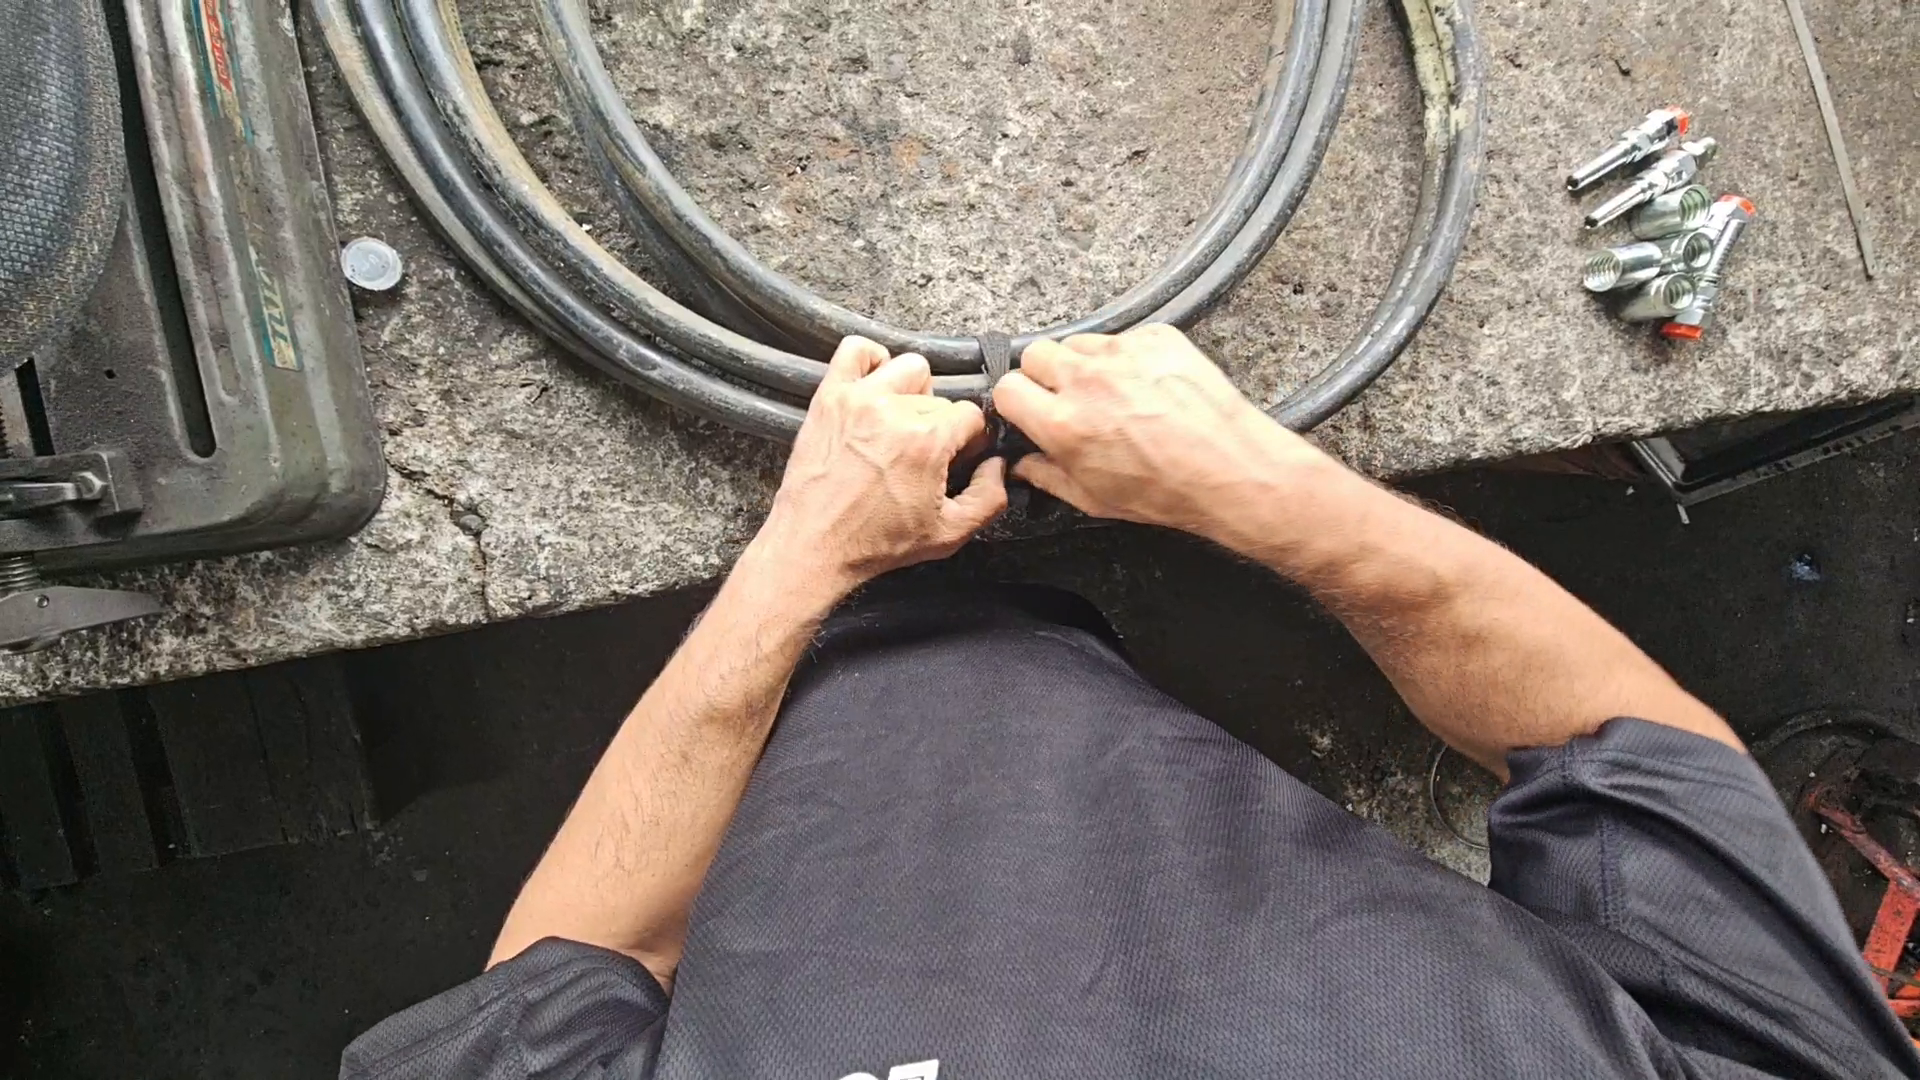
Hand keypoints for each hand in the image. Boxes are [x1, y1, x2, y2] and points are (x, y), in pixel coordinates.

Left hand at [752, 336, 1007, 599]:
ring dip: (914, 391)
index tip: (957, 457)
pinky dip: (872, 361)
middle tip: (924, 455)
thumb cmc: (875, 542)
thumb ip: (989, 498)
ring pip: (910, 368)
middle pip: (941, 398)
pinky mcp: (830, 397)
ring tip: (902, 421)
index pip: (971, 415)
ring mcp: (859, 399)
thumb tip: (998, 466)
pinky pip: (856, 350)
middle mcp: (894, 412)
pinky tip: (875, 390)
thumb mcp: (949, 534)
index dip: (970, 439)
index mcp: (927, 441)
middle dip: (940, 425)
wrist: (815, 545)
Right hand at [991, 324, 1331, 542]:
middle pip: (1035, 354)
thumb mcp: (1093, 499)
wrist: (1229, 469)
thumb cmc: (1167, 488)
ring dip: (1081, 363)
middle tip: (1064, 397)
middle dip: (1042, 375)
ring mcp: (1122, 354)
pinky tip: (1141, 384)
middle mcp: (1087, 381)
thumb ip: (1046, 476)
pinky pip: (1120, 337)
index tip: (1027, 408)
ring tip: (1107, 392)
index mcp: (1063, 424)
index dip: (1014, 401)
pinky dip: (1122, 357)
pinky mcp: (1154, 337)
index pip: (1008, 388)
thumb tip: (1024, 464)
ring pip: (1076, 341)